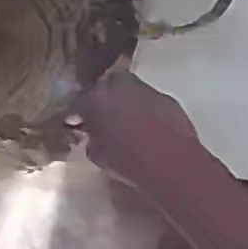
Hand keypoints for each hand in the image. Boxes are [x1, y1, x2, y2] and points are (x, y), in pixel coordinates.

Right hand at [75, 72, 205, 179]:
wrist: (172, 163)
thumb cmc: (127, 161)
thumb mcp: (97, 155)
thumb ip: (91, 139)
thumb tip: (95, 135)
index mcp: (95, 98)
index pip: (77, 101)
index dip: (75, 114)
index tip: (75, 124)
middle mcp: (119, 87)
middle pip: (105, 86)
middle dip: (101, 99)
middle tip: (101, 118)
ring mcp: (146, 90)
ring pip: (128, 90)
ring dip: (123, 102)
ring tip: (124, 122)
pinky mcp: (167, 99)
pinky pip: (148, 101)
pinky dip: (143, 109)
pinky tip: (145, 127)